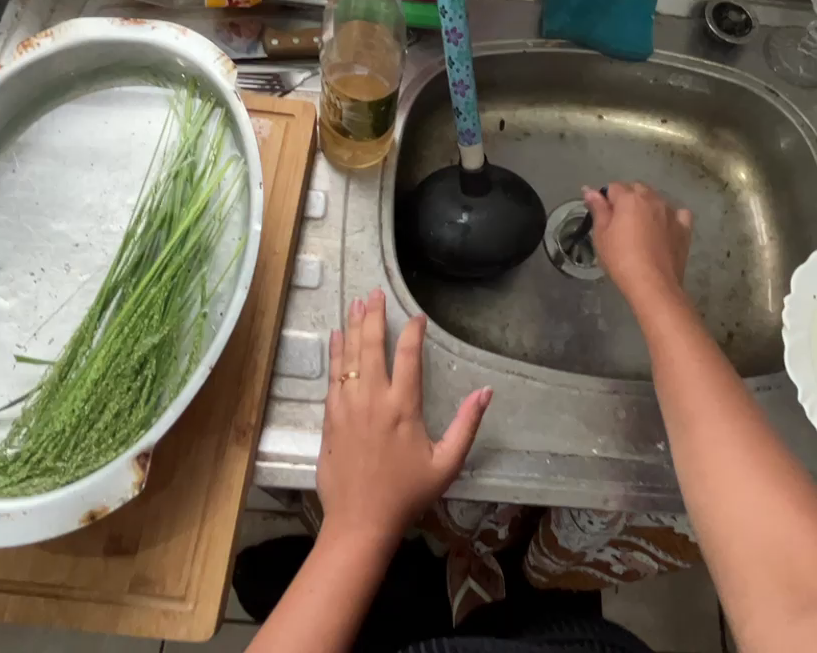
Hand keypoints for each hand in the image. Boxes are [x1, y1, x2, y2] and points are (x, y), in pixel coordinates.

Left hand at [319, 289, 490, 542]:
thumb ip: (466, 425)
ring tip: (356, 303)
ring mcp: (348, 406)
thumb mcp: (446, 464)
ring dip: (354, 327)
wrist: (360, 522)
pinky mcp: (330, 417)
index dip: (414, 331)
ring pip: (349, 356)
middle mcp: (373, 398)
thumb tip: (486, 391)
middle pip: (372, 346)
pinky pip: (333, 376)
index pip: (408, 355)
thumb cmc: (407, 494)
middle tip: (376, 293)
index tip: (418, 317)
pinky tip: (337, 336)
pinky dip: (335, 352)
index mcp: (403, 407)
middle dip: (375, 316)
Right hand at [583, 182, 693, 303]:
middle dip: (627, 199)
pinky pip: (678, 214)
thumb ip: (598, 208)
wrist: (653, 284)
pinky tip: (665, 228)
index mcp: (629, 198)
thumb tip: (589, 189)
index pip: (613, 187)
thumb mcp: (601, 234)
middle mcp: (652, 199)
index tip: (603, 218)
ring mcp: (671, 212)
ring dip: (647, 206)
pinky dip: (671, 216)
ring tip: (641, 228)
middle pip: (636, 189)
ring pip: (656, 199)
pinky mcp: (684, 228)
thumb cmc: (620, 258)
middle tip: (619, 223)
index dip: (605, 200)